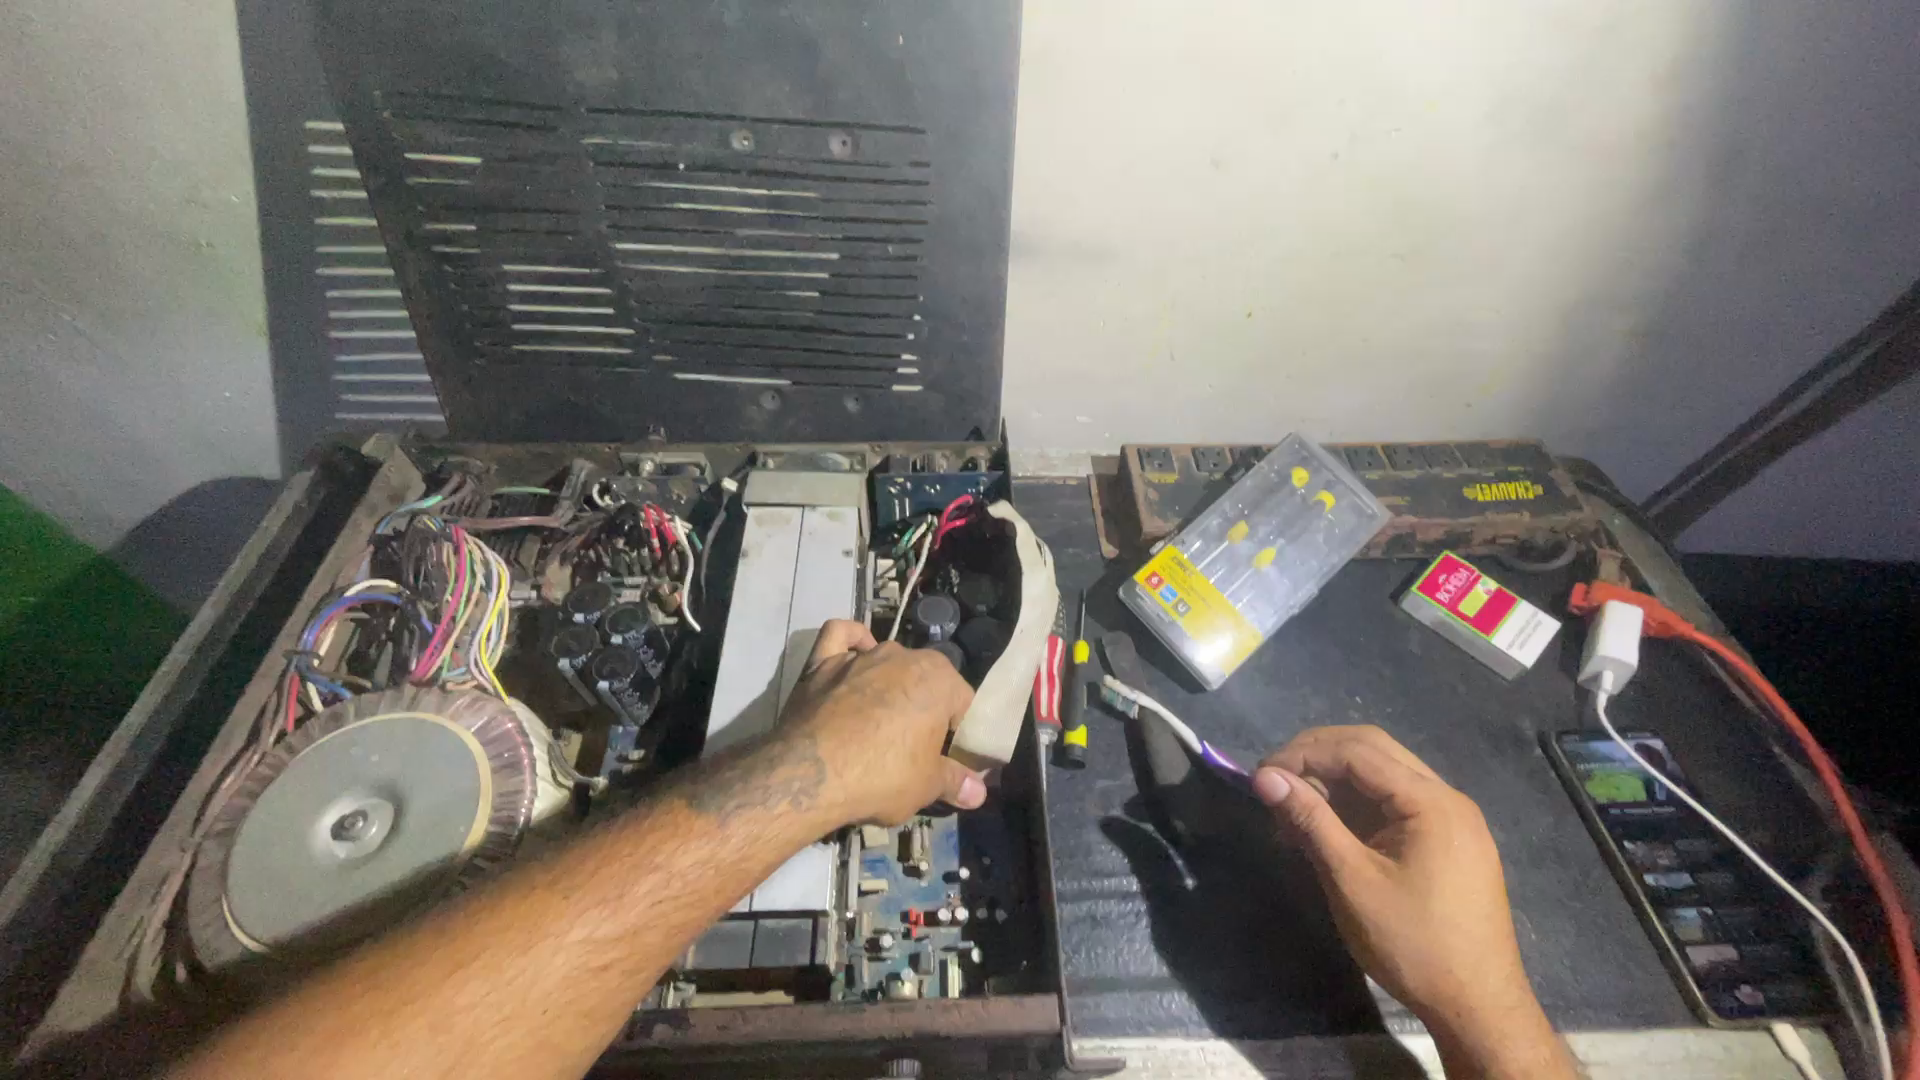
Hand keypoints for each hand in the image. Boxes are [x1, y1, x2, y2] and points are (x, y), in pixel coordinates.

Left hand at [776, 619, 983, 824]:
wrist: (808, 775)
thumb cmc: (880, 776)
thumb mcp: (927, 786)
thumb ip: (956, 782)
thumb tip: (980, 792)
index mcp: (939, 678)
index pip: (964, 705)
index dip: (960, 736)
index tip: (952, 761)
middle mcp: (903, 655)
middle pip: (926, 681)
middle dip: (927, 710)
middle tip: (918, 749)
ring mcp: (860, 656)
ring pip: (887, 661)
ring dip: (892, 684)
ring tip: (885, 722)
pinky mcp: (822, 662)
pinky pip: (840, 637)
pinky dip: (851, 641)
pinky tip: (855, 653)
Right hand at [1251, 726, 1574, 1079]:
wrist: (1479, 1010)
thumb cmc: (1413, 944)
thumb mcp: (1351, 880)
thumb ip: (1309, 819)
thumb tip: (1263, 777)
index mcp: (1432, 802)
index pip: (1356, 751)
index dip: (1303, 755)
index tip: (1261, 777)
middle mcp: (1446, 798)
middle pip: (1371, 749)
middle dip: (1316, 755)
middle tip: (1274, 780)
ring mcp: (1450, 818)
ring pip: (1381, 771)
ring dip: (1333, 776)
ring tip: (1293, 803)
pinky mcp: (1445, 839)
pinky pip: (1392, 798)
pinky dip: (1354, 800)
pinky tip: (1326, 822)